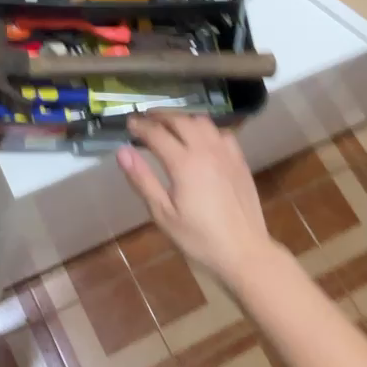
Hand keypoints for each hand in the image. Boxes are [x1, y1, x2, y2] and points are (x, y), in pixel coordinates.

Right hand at [116, 114, 280, 280]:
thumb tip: (122, 152)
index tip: (129, 123)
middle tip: (146, 119)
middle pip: (180, 120)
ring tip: (170, 125)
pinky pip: (221, 132)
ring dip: (183, 118)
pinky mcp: (239, 160)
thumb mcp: (163, 214)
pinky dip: (206, 129)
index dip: (140, 126)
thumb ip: (142, 180)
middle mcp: (206, 150)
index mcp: (184, 163)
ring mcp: (226, 153)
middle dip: (160, 116)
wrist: (244, 250)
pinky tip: (201, 138)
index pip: (157, 134)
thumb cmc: (198, 238)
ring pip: (203, 122)